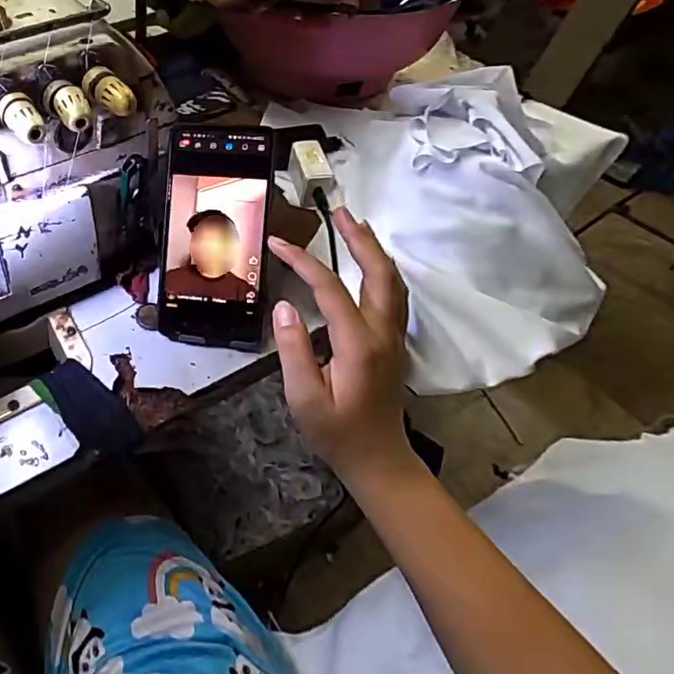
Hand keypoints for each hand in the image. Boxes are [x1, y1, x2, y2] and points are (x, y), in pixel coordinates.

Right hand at [266, 207, 417, 487]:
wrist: (380, 460)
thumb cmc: (338, 434)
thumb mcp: (304, 399)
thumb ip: (293, 351)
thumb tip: (285, 307)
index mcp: (358, 344)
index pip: (329, 289)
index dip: (302, 262)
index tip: (279, 243)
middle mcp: (383, 333)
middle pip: (377, 272)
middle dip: (359, 239)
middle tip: (339, 212)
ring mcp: (394, 336)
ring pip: (392, 280)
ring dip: (374, 249)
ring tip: (355, 225)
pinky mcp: (395, 342)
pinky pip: (393, 293)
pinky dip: (382, 268)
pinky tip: (369, 263)